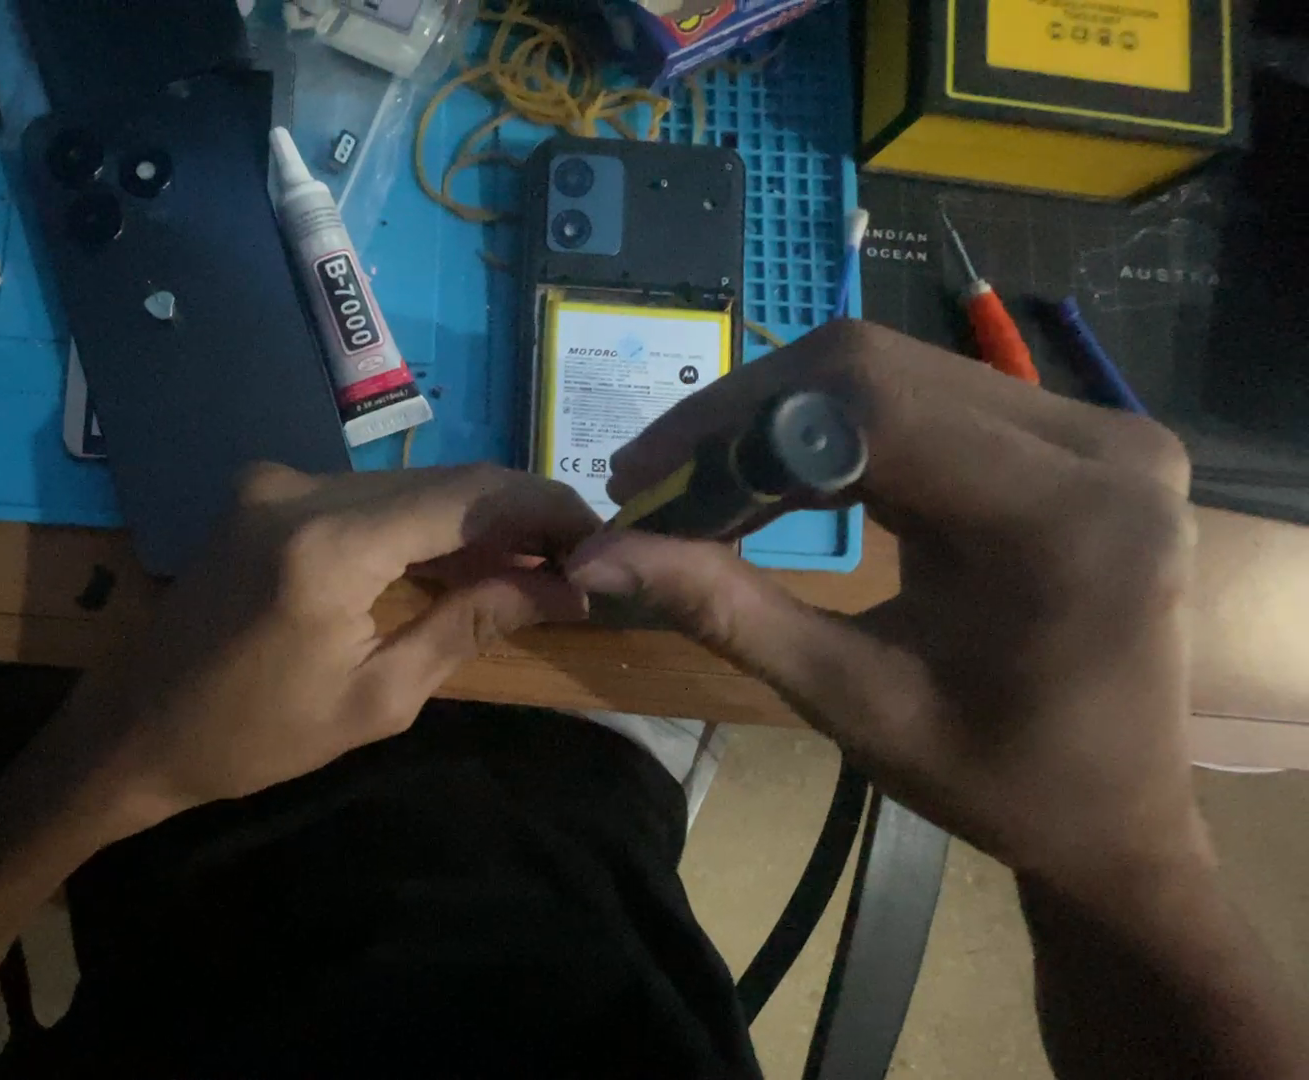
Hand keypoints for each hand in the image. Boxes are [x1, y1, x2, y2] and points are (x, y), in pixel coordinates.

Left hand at [50, 464, 598, 829]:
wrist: (136, 728)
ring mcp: (274, 482)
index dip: (542, 508)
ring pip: (404, 484)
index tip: (595, 537)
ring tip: (523, 565)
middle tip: (569, 560)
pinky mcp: (261, 491)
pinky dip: (413, 521)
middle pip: (440, 481)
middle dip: (514, 514)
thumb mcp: (377, 698)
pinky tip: (449, 557)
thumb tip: (559, 585)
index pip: (467, 495)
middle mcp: (300, 488)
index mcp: (329, 545)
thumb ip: (469, 623)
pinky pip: (361, 495)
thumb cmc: (255, 737)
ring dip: (466, 518)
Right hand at [567, 321, 1208, 904]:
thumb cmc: (986, 775)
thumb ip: (716, 607)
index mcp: (1060, 515)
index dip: (728, 429)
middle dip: (732, 419)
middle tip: (649, 483)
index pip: (867, 408)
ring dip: (762, 421)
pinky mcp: (1059, 436)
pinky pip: (907, 398)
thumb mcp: (838, 694)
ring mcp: (1087, 427)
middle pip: (867, 369)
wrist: (1109, 812)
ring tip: (691, 484)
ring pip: (879, 370)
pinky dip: (810, 432)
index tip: (637, 484)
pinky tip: (761, 480)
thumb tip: (591, 557)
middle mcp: (1098, 439)